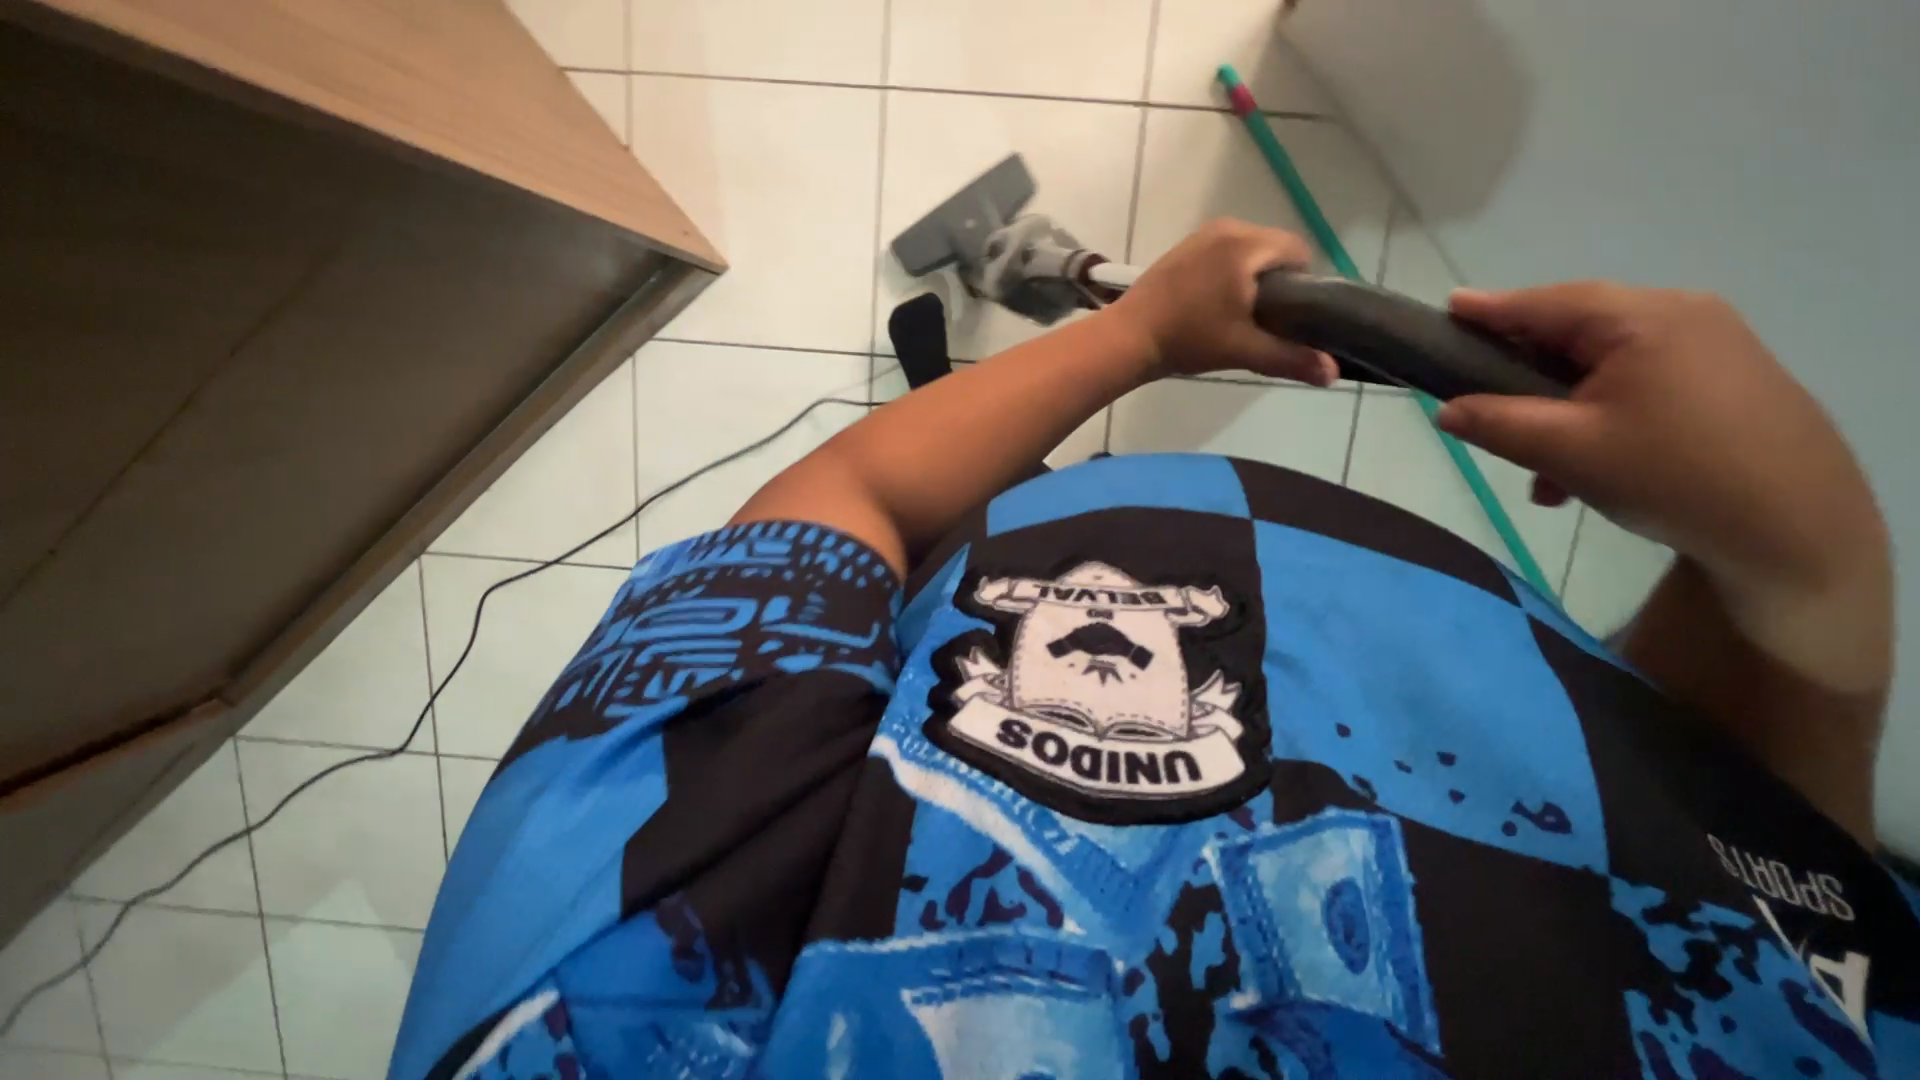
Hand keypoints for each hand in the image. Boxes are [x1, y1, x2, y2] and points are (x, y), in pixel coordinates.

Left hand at [1104, 219, 1337, 384]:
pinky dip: (1227, 273)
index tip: (1292, 316)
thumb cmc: (1188, 340)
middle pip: (1272, 249)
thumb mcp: (1244, 350)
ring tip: (1240, 316)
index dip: (1304, 284)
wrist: (1128, 338)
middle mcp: (1226, 228)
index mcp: (1246, 244)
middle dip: (1276, 281)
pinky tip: (1214, 306)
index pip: (1298, 251)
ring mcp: (1200, 236)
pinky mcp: (1181, 249)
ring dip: (1251, 278)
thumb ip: (1291, 358)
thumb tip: (1334, 373)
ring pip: (1246, 251)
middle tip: (1266, 320)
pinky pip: (1221, 253)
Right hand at [1437, 284, 1889, 691]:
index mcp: (1643, 319)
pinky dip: (1599, 418)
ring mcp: (1713, 346)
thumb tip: (1447, 409)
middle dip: (1524, 373)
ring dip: (1560, 410)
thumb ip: (1495, 423)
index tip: (1448, 307)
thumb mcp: (1564, 451)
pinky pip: (1639, 384)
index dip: (1491, 309)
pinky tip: (1584, 471)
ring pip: (1605, 366)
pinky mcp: (1727, 380)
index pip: (1547, 303)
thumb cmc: (1669, 474)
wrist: (1796, 528)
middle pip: (1576, 332)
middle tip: (1481, 402)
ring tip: (1538, 469)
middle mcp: (1683, 316)